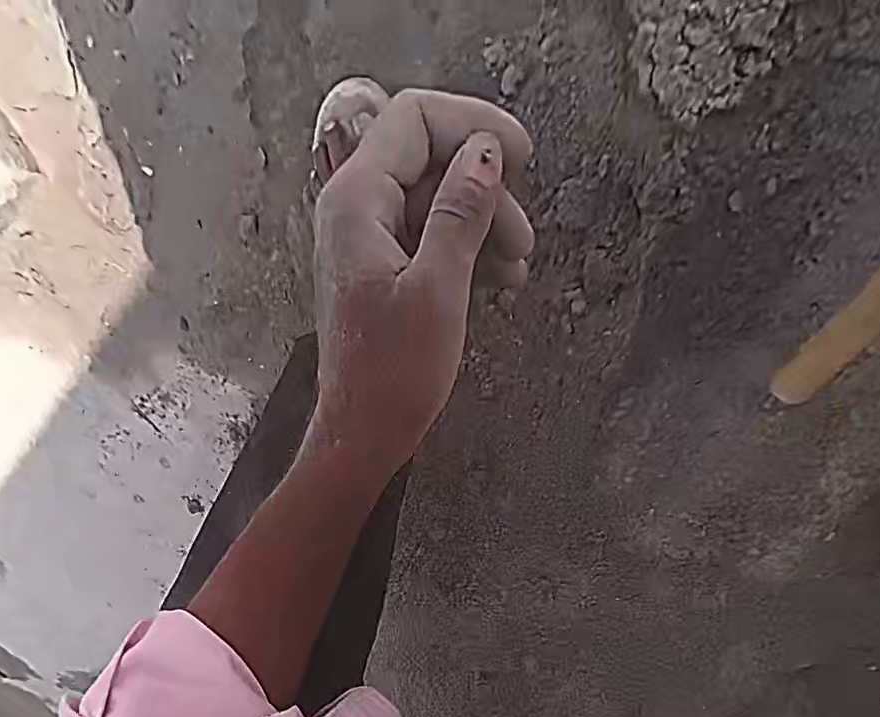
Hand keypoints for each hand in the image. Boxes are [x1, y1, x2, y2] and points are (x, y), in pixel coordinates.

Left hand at [307, 90, 534, 476]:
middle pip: (429, 162)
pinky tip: (496, 280)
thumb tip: (486, 155)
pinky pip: (428, 240)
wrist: (364, 432)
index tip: (523, 156)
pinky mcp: (382, 274)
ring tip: (515, 267)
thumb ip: (462, 213)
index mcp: (358, 203)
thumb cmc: (393, 376)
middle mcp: (356, 213)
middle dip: (485, 189)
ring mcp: (368, 244)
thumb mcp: (439, 289)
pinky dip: (465, 252)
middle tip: (522, 236)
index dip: (474, 126)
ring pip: (434, 204)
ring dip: (482, 225)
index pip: (416, 121)